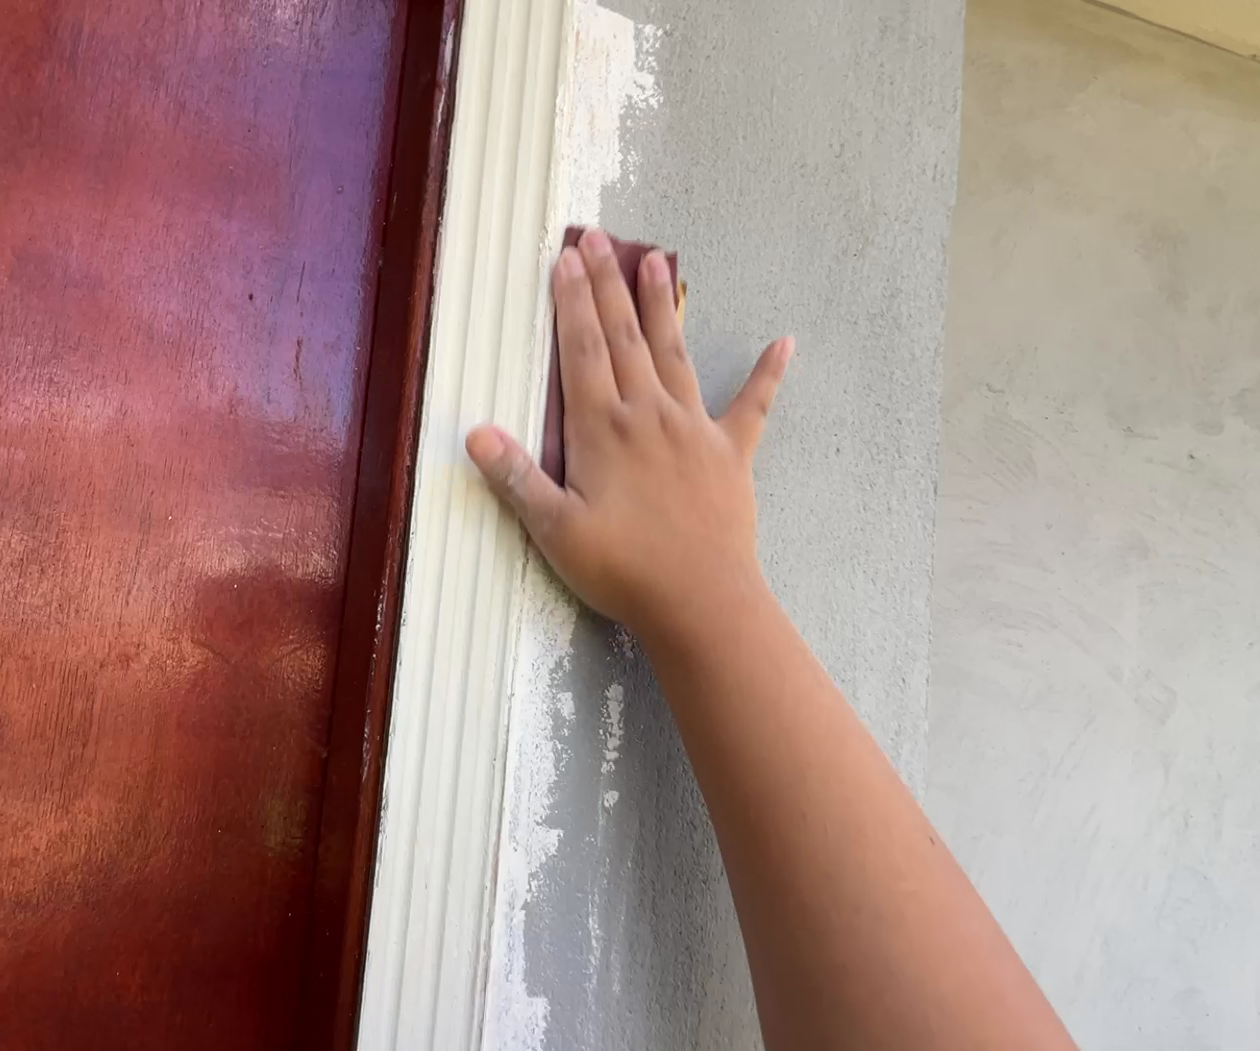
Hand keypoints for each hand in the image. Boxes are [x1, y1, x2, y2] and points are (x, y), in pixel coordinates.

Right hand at [465, 227, 793, 638]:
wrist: (700, 602)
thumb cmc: (620, 568)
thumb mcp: (553, 529)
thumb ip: (516, 477)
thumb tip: (475, 432)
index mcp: (603, 430)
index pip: (582, 352)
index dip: (570, 303)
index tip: (566, 259)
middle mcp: (648, 415)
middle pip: (624, 338)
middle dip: (607, 286)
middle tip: (599, 238)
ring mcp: (694, 430)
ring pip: (675, 354)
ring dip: (663, 306)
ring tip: (658, 259)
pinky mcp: (730, 455)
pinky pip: (752, 407)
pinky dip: (766, 376)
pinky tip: (784, 343)